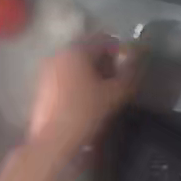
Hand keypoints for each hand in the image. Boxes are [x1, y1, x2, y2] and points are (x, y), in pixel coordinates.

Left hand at [27, 36, 139, 152]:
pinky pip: (65, 75)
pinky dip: (77, 82)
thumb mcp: (115, 94)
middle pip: (89, 50)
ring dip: (91, 73)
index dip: (120, 52)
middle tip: (117, 82)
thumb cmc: (85, 113)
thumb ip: (129, 73)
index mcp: (77, 50)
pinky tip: (85, 101)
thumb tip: (139, 56)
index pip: (104, 39)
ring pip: (76, 63)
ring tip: (103, 94)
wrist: (53, 142)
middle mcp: (60, 54)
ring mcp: (47, 69)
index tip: (127, 70)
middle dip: (105, 63)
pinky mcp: (42, 86)